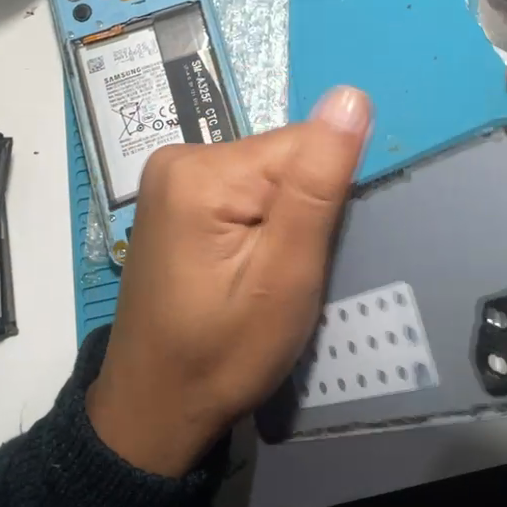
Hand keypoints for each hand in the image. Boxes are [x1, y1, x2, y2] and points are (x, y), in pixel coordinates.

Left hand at [86, 87, 371, 475]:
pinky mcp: (176, 193)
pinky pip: (246, 185)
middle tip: (283, 271)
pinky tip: (245, 262)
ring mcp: (173, 173)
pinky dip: (261, 220)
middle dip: (300, 208)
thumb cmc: (223, 352)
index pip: (304, 147)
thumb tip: (351, 96)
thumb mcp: (286, 275)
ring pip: (270, 171)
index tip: (306, 252)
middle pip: (284, 156)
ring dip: (282, 216)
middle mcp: (180, 155)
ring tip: (262, 272)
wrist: (155, 409)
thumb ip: (317, 184)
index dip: (321, 199)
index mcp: (202, 169)